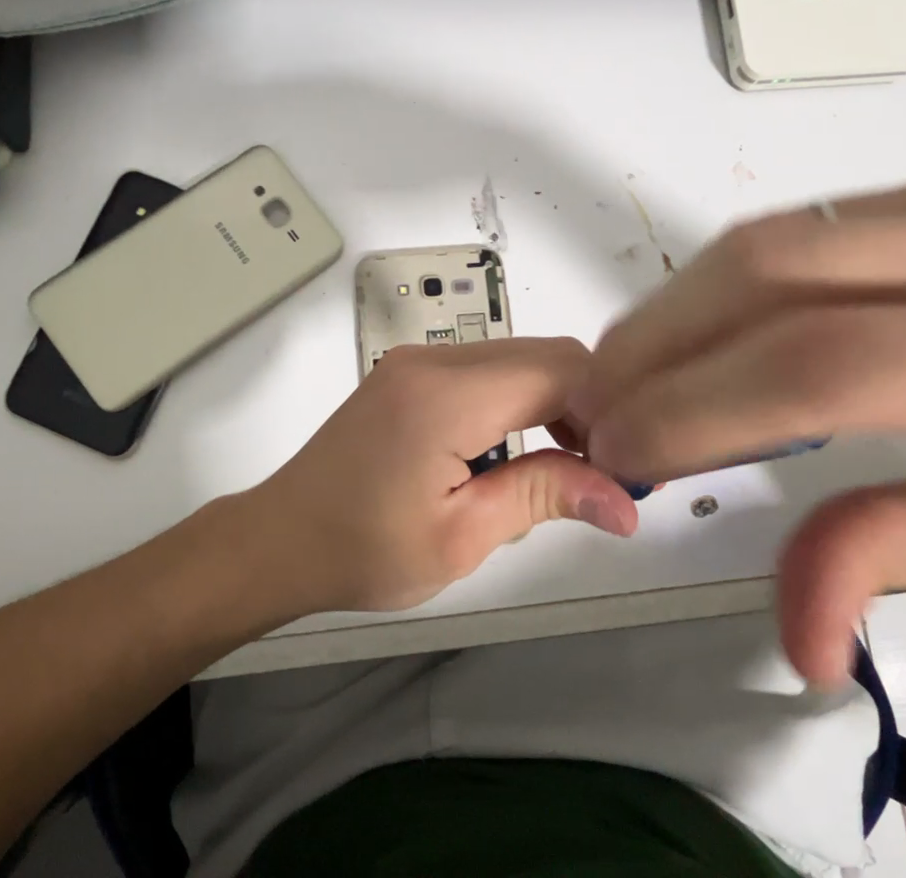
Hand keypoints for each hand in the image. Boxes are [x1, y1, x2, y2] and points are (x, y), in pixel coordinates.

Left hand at [237, 338, 638, 614]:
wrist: (281, 540)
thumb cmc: (365, 551)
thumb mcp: (461, 535)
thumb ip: (544, 497)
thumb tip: (624, 501)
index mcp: (447, 396)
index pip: (563, 371)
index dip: (607, 413)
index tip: (623, 470)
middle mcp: (432, 360)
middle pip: (545, 355)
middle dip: (586, 408)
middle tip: (600, 476)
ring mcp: (415, 362)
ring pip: (518, 359)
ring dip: (552, 405)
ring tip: (560, 473)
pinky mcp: (406, 375)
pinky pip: (484, 370)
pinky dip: (515, 402)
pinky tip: (510, 456)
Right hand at [571, 174, 905, 683]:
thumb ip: (899, 560)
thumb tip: (794, 638)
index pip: (840, 363)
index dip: (705, 407)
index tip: (623, 451)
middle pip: (783, 272)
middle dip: (660, 345)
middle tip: (594, 409)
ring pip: (777, 235)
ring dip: (676, 308)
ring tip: (626, 376)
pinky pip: (802, 225)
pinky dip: (721, 284)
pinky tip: (697, 334)